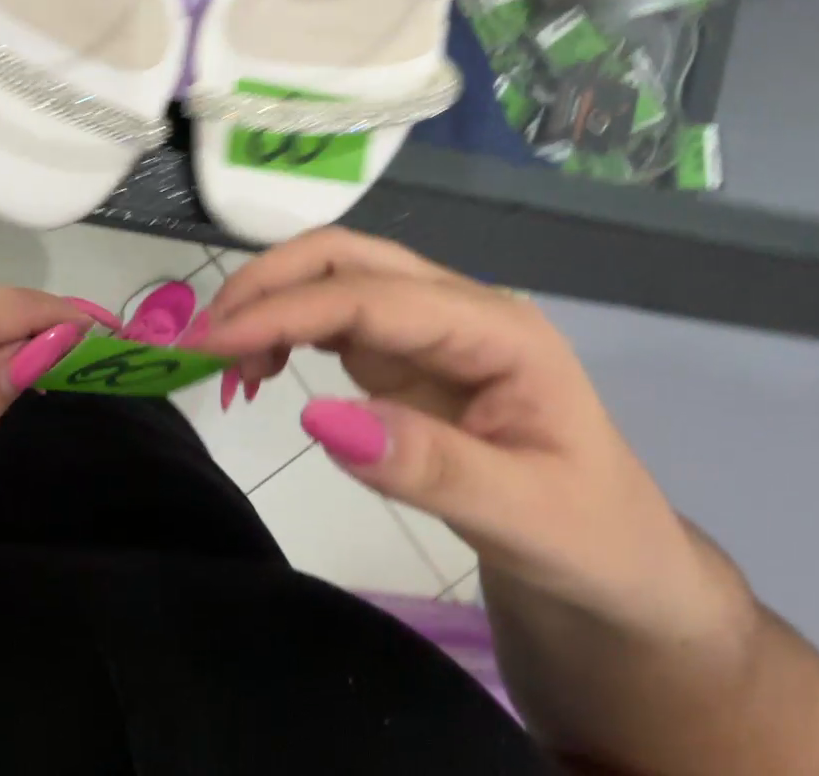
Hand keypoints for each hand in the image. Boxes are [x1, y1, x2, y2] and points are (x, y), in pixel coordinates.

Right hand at [201, 229, 744, 637]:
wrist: (613, 561)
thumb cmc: (588, 539)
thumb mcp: (527, 519)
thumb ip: (430, 468)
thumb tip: (321, 420)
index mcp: (499, 332)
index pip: (373, 297)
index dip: (286, 310)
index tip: (213, 344)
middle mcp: (458, 312)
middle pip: (347, 258)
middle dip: (267, 284)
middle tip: (205, 339)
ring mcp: (427, 330)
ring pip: (331, 279)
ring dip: (268, 302)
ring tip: (225, 359)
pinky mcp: (402, 356)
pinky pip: (328, 320)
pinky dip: (280, 330)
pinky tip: (261, 368)